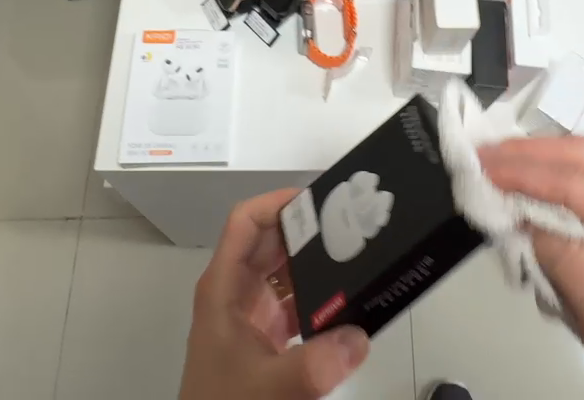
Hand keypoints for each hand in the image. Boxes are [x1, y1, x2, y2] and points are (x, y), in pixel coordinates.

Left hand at [180, 188, 370, 399]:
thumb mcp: (268, 387)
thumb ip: (313, 365)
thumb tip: (360, 337)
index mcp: (224, 287)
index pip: (245, 222)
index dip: (277, 202)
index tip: (319, 201)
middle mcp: (235, 292)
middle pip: (270, 242)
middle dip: (307, 230)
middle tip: (351, 223)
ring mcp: (250, 316)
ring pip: (284, 272)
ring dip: (316, 264)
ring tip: (356, 254)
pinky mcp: (265, 339)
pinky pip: (294, 303)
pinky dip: (319, 298)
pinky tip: (349, 302)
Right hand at [480, 137, 583, 399]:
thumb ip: (566, 259)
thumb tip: (524, 216)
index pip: (578, 178)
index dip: (523, 169)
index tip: (478, 166)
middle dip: (527, 154)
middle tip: (479, 159)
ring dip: (541, 164)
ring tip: (497, 171)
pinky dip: (557, 184)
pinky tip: (533, 193)